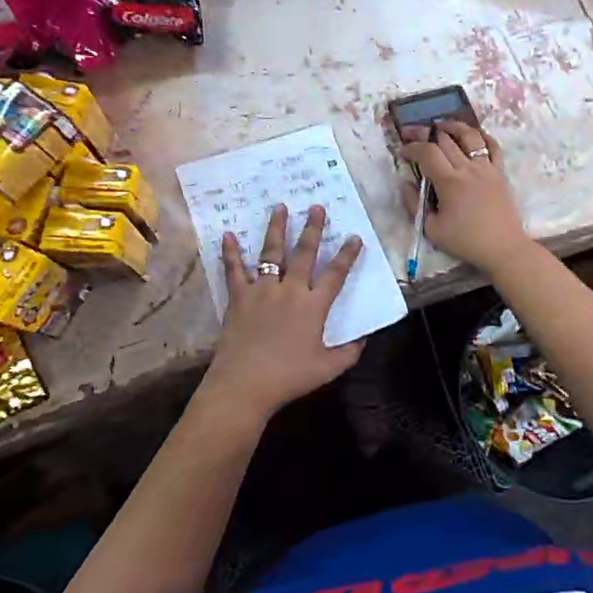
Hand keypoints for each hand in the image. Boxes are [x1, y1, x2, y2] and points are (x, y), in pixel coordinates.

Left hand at [202, 204, 365, 421]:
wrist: (244, 385)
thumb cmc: (289, 378)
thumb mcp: (328, 368)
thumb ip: (349, 352)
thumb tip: (365, 338)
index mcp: (314, 306)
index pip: (336, 274)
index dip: (347, 255)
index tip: (354, 237)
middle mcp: (290, 290)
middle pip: (304, 253)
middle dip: (312, 228)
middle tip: (316, 207)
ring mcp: (262, 291)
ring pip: (271, 253)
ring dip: (276, 229)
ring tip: (280, 208)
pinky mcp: (239, 298)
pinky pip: (234, 270)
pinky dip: (230, 252)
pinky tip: (227, 235)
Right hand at [399, 121, 533, 273]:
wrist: (503, 247)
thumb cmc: (465, 241)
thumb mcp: (432, 229)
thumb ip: (414, 204)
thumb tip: (406, 184)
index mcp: (449, 182)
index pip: (427, 152)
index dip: (412, 147)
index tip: (403, 152)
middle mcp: (468, 168)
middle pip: (445, 139)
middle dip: (425, 133)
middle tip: (413, 133)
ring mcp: (486, 168)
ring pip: (470, 136)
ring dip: (453, 126)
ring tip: (441, 124)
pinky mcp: (499, 172)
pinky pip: (493, 147)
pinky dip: (483, 136)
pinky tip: (474, 134)